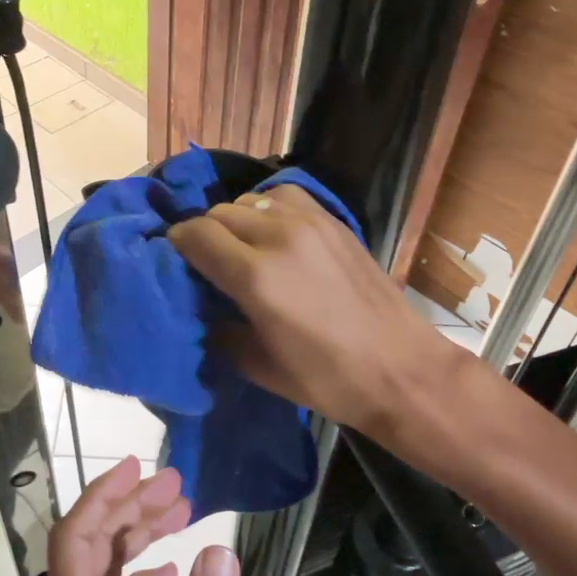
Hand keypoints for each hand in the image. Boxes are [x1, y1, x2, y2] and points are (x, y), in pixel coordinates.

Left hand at [36, 458, 239, 575]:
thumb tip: (219, 553)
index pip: (72, 540)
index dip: (100, 496)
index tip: (136, 465)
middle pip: (89, 548)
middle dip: (131, 508)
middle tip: (176, 484)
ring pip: (100, 573)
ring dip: (139, 540)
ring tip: (183, 514)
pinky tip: (171, 573)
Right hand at [169, 184, 455, 433]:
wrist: (400, 368)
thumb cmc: (327, 379)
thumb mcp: (259, 366)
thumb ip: (220, 331)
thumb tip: (200, 309)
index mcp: (256, 277)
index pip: (195, 235)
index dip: (178, 244)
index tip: (176, 260)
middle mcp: (278, 237)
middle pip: (218, 213)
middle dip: (203, 234)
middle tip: (206, 261)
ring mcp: (310, 223)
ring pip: (249, 200)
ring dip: (235, 219)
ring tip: (240, 246)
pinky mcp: (333, 220)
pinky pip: (284, 196)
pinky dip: (267, 208)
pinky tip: (272, 232)